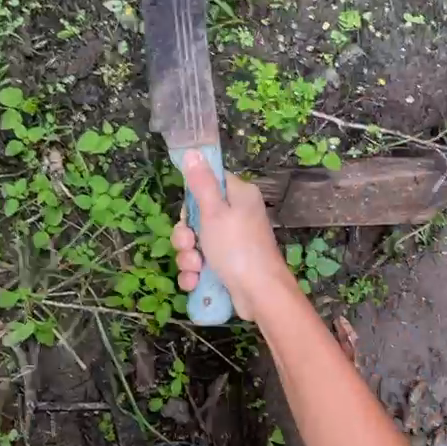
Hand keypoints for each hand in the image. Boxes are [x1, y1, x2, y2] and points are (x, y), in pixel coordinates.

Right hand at [171, 150, 298, 320]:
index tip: (189, 213)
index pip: (210, 184)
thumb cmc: (238, 247)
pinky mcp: (227, 265)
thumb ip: (201, 182)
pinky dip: (195, 273)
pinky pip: (202, 263)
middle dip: (186, 235)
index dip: (193, 199)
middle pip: (198, 216)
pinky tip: (195, 282)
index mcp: (239, 195)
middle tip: (189, 245)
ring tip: (196, 268)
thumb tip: (193, 151)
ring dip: (188, 257)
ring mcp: (233, 241)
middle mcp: (238, 215)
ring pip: (196, 242)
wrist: (260, 294)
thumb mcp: (214, 212)